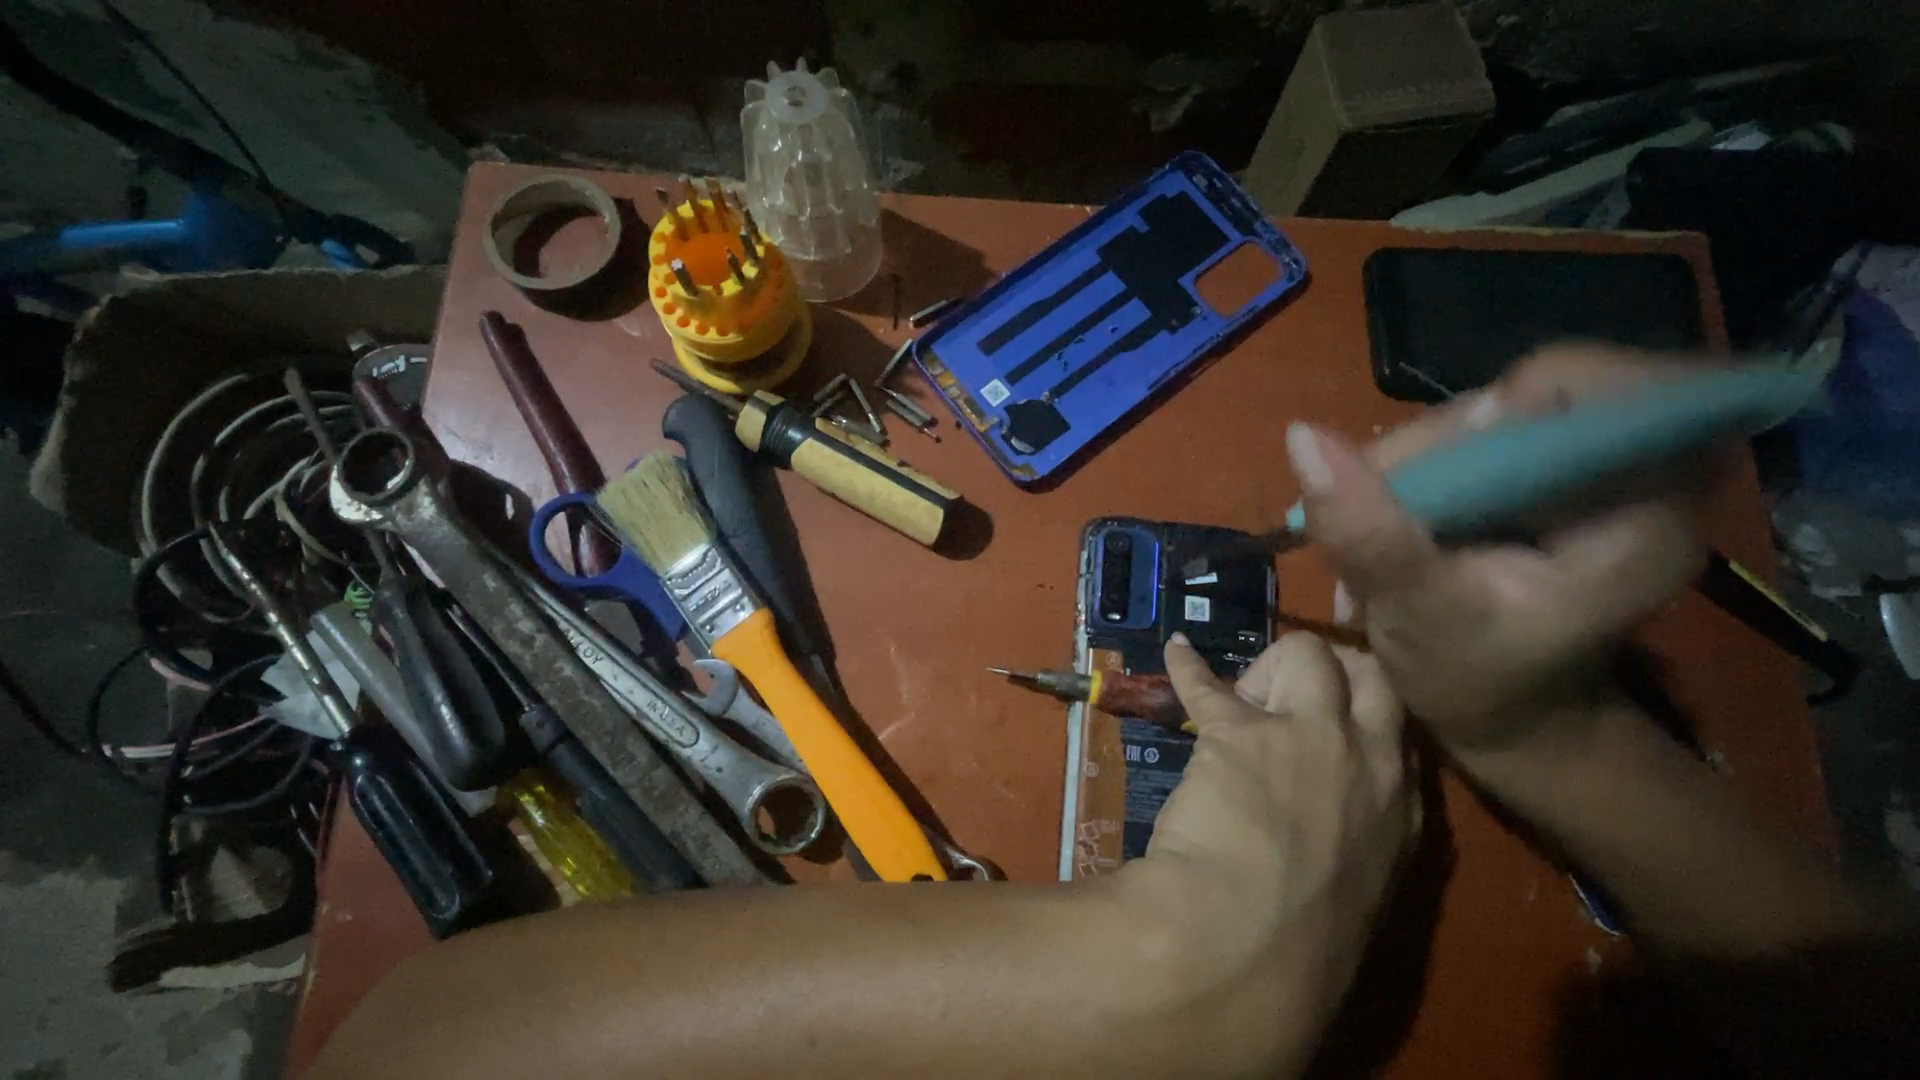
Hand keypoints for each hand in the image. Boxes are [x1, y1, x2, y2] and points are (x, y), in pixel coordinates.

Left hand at [1119, 631, 1411, 1063]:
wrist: (1241, 948)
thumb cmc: (1299, 947)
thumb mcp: (1355, 898)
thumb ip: (1354, 852)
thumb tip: (1323, 841)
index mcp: (1402, 810)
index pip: (1401, 730)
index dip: (1365, 713)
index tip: (1337, 714)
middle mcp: (1368, 761)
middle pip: (1369, 674)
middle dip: (1335, 669)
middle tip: (1294, 689)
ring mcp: (1307, 737)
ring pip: (1305, 655)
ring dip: (1272, 666)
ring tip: (1241, 693)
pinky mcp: (1239, 732)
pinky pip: (1209, 682)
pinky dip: (1188, 667)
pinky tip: (1176, 651)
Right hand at [1292, 345, 1716, 753]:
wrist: (1507, 719)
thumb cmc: (1480, 682)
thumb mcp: (1417, 612)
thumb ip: (1369, 532)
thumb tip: (1300, 436)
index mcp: (1645, 505)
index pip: (1593, 388)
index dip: (1501, 408)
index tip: (1435, 472)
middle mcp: (1633, 470)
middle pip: (1521, 400)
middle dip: (1432, 449)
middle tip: (1377, 510)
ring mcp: (1584, 471)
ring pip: (1485, 419)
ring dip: (1411, 466)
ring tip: (1374, 530)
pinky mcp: (1544, 479)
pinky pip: (1472, 441)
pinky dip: (1418, 473)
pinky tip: (1392, 521)